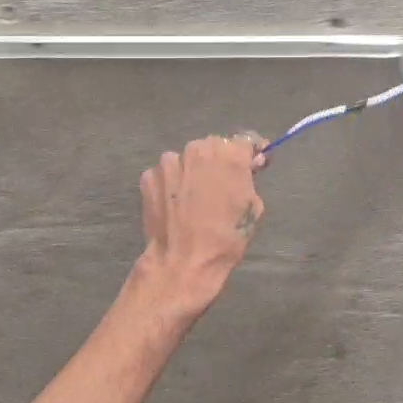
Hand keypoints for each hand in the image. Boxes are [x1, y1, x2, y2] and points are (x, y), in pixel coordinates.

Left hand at [132, 135, 267, 319]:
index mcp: (229, 154)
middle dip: (217, 162)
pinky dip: (170, 185)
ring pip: (185, 159)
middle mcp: (198, 149)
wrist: (184, 262)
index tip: (252, 164)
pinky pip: (165, 175)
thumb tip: (248, 164)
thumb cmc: (226, 238)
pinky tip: (174, 205)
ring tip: (192, 198)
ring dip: (191, 172)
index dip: (250, 152)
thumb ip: (249, 179)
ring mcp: (170, 162)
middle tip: (219, 186)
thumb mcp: (253, 208)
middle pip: (212, 147)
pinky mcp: (149, 177)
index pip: (245, 141)